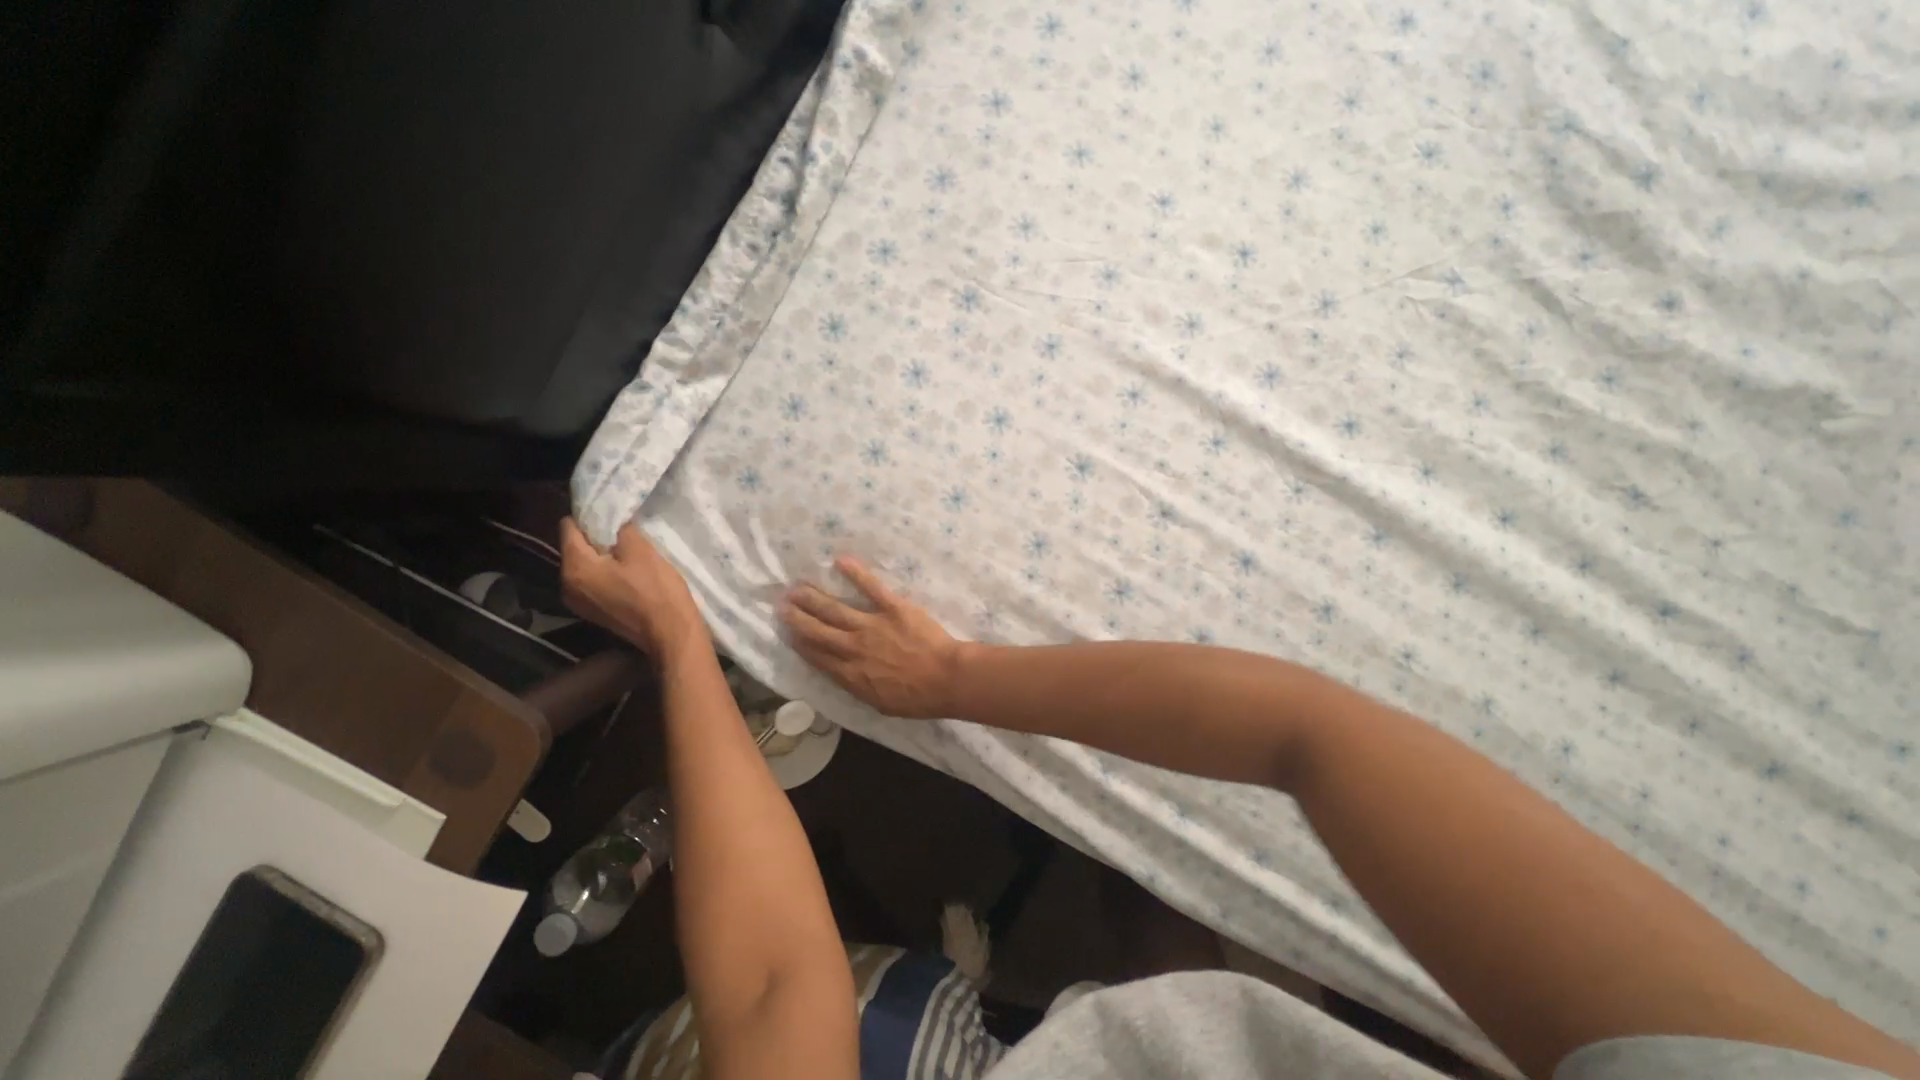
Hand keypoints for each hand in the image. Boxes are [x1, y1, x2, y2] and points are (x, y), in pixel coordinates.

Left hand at [559, 519, 707, 659]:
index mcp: (574, 567)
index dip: (589, 516)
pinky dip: (605, 574)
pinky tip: (627, 574)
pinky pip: (591, 583)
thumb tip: (613, 523)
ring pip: (584, 566)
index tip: (611, 514)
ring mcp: (578, 602)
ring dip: (601, 557)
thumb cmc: (655, 590)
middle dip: (595, 538)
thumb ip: (620, 530)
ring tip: (627, 553)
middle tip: (622, 533)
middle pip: (574, 548)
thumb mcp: (641, 550)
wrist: (670, 634)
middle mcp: (566, 585)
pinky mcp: (592, 612)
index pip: (568, 527)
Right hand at [781, 557, 971, 718]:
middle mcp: (853, 647)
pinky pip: (871, 587)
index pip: (817, 655)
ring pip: (834, 608)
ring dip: (813, 597)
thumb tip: (842, 674)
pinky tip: (840, 561)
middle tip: (781, 603)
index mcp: (850, 673)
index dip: (800, 642)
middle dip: (797, 617)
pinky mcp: (893, 608)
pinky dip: (855, 573)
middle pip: (818, 630)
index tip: (787, 632)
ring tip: (796, 587)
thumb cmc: (918, 698)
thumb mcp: (880, 703)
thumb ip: (858, 687)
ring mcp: (871, 625)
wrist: (946, 680)